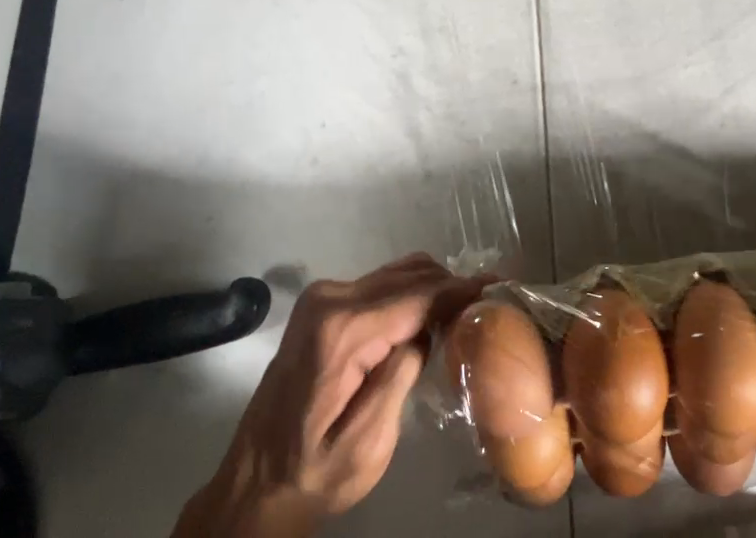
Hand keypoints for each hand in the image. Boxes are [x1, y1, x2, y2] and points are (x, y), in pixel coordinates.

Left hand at [174, 254, 487, 536]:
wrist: (256, 482)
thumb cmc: (313, 471)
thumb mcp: (366, 442)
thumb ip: (399, 377)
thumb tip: (427, 331)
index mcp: (342, 332)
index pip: (417, 296)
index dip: (461, 290)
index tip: (499, 289)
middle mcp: (330, 300)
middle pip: (410, 276)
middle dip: (452, 286)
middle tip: (490, 306)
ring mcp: (323, 299)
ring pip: (397, 274)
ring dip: (433, 288)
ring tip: (467, 311)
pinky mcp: (322, 307)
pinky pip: (380, 285)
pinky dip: (411, 293)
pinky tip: (431, 317)